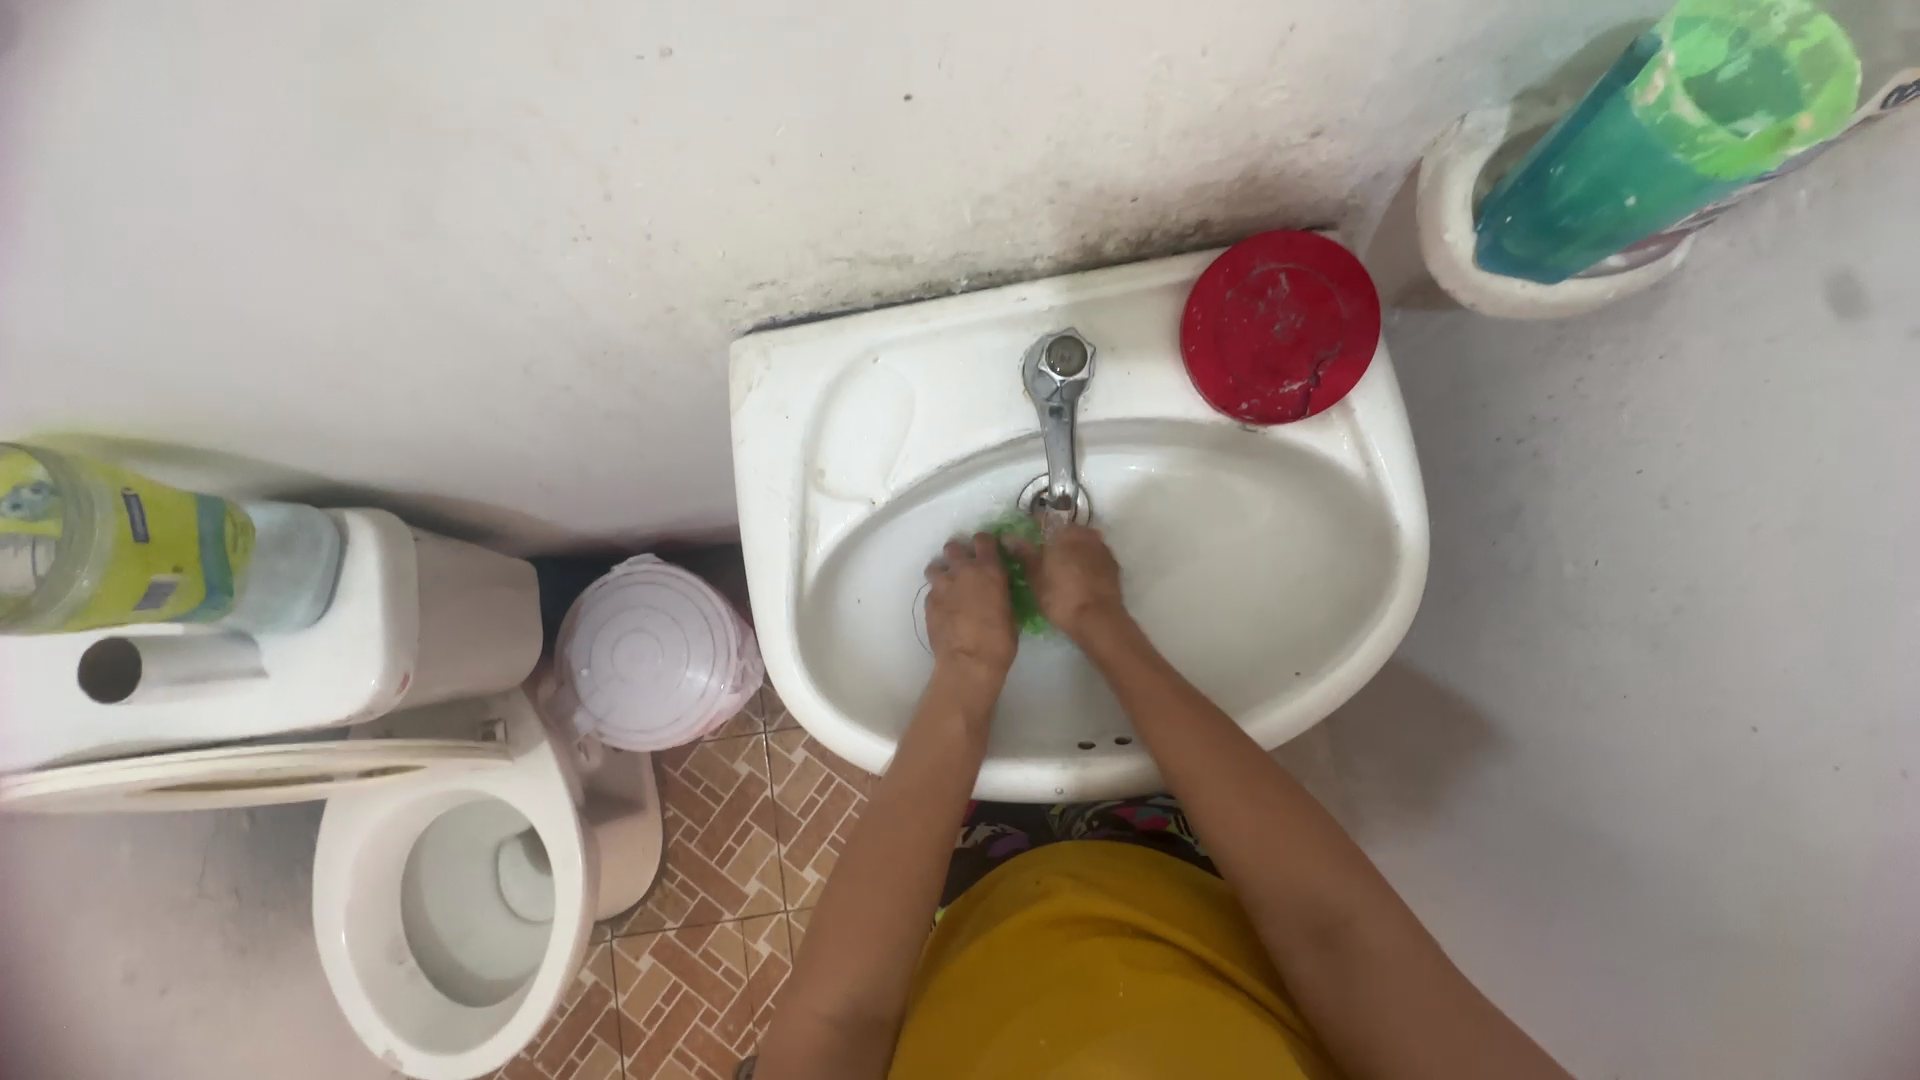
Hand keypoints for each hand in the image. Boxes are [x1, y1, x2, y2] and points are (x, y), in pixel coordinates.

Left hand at [923, 533, 1018, 687]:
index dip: (983, 543)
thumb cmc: (999, 640)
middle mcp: (963, 571)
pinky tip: (943, 609)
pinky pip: (931, 591)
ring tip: (948, 586)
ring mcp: (942, 586)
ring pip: (934, 567)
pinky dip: (937, 596)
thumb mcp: (1010, 612)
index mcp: (989, 569)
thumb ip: (1000, 594)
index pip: (983, 540)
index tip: (985, 550)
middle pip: (953, 547)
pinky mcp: (928, 603)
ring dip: (941, 573)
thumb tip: (997, 593)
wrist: (969, 661)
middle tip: (963, 568)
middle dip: (957, 554)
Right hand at [1005, 523, 1127, 642]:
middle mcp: (1085, 533)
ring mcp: (1103, 548)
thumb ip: (1024, 553)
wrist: (1098, 619)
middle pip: (1066, 530)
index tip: (1028, 541)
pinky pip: (1095, 556)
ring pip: (1083, 542)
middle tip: (1045, 559)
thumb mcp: (1035, 577)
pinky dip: (1086, 562)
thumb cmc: (1060, 597)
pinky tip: (1080, 578)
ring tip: (1062, 570)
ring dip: (1073, 550)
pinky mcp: (1113, 564)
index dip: (1034, 528)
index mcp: (1064, 532)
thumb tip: (1008, 536)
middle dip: (1055, 540)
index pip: (1045, 519)